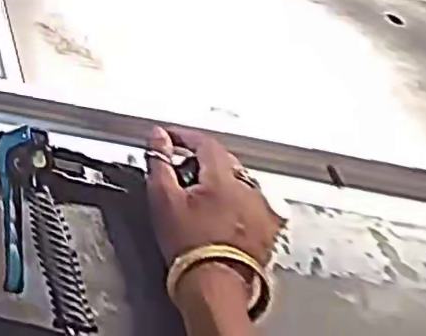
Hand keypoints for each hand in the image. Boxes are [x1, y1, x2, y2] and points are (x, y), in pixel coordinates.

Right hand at [145, 128, 282, 305]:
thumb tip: (158, 136)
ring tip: (197, 189)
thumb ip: (159, 160)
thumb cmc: (188, 245)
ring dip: (219, 178)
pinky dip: (235, 198)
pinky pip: (252, 202)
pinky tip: (219, 208)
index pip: (205, 143)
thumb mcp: (162, 196)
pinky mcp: (268, 233)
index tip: (169, 139)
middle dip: (200, 157)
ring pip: (239, 180)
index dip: (184, 136)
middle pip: (224, 160)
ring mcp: (262, 214)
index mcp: (224, 180)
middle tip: (178, 164)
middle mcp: (250, 193)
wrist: (213, 288)